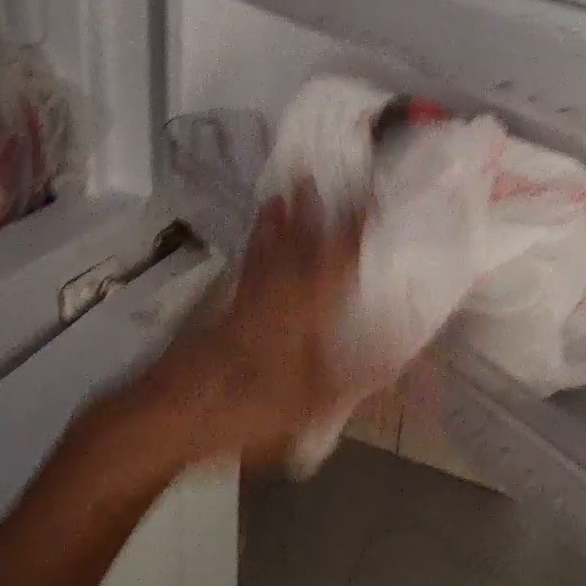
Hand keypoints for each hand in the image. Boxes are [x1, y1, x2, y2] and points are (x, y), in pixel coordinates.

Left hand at [149, 180, 364, 464]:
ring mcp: (248, 296)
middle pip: (296, 241)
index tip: (367, 198)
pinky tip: (252, 248)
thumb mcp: (318, 397)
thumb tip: (405, 349)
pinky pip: (247, 266)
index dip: (353, 226)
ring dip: (274, 222)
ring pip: (266, 250)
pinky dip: (253, 249)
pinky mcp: (226, 308)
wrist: (180, 409)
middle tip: (310, 176)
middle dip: (307, 209)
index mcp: (307, 305)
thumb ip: (362, 370)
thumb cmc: (254, 401)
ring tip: (275, 197)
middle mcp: (279, 290)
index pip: (336, 256)